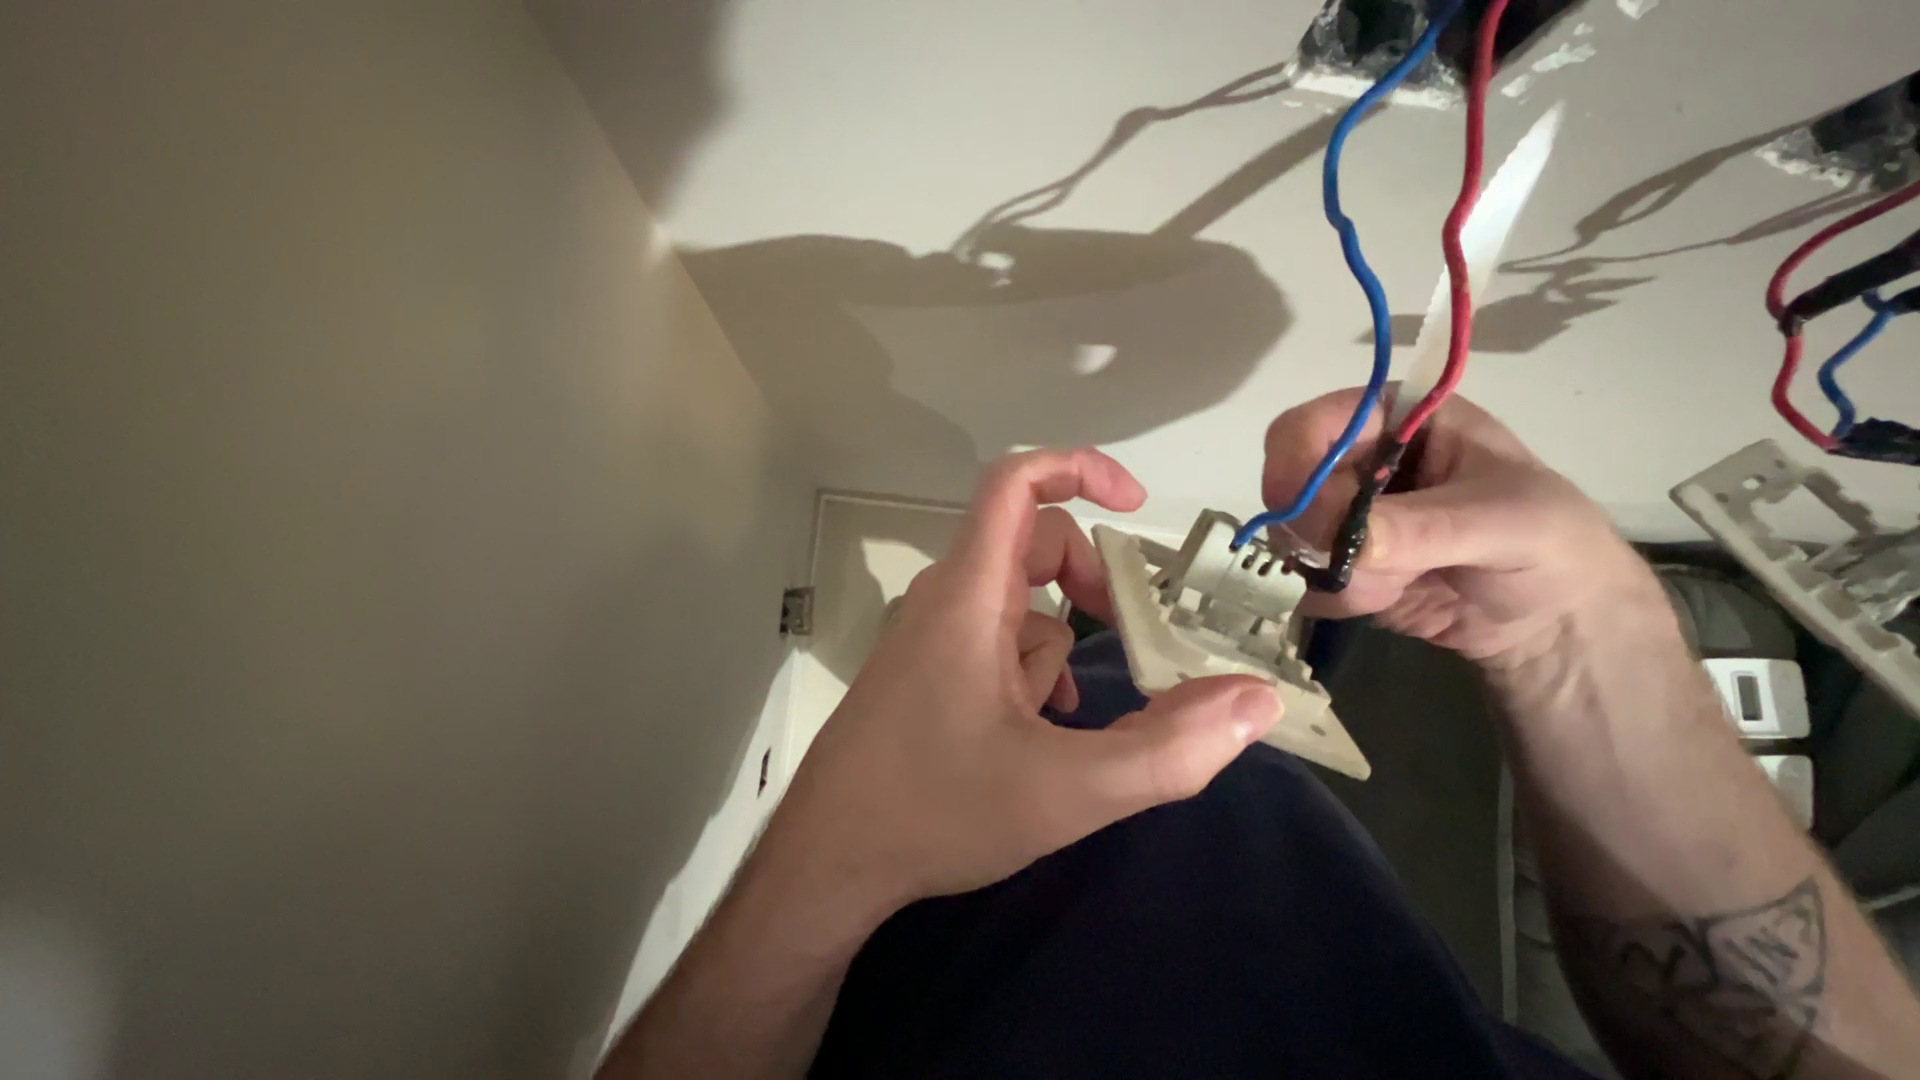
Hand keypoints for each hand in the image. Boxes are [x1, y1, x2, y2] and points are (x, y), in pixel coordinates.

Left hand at [761, 448, 1281, 919]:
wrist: (829, 861)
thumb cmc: (937, 811)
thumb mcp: (1068, 788)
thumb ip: (1170, 749)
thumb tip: (1258, 702)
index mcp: (970, 596)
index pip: (1014, 484)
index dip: (1079, 470)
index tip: (1137, 508)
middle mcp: (945, 601)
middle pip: (1031, 546)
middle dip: (1091, 584)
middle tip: (1133, 640)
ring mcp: (929, 639)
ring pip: (1017, 606)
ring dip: (1061, 644)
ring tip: (1072, 722)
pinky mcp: (924, 674)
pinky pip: (992, 644)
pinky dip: (1031, 670)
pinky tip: (1042, 733)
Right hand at [1262, 389, 1659, 668]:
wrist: (1557, 621)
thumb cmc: (1549, 547)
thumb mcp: (1503, 525)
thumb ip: (1422, 527)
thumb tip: (1343, 537)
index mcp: (1397, 419)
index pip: (1309, 426)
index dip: (1297, 466)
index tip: (1315, 520)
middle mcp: (1357, 460)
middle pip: (1286, 484)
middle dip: (1319, 531)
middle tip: (1368, 562)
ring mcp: (1342, 515)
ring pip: (1290, 537)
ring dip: (1332, 569)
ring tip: (1397, 584)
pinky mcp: (1338, 562)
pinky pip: (1301, 577)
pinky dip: (1332, 596)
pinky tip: (1385, 600)